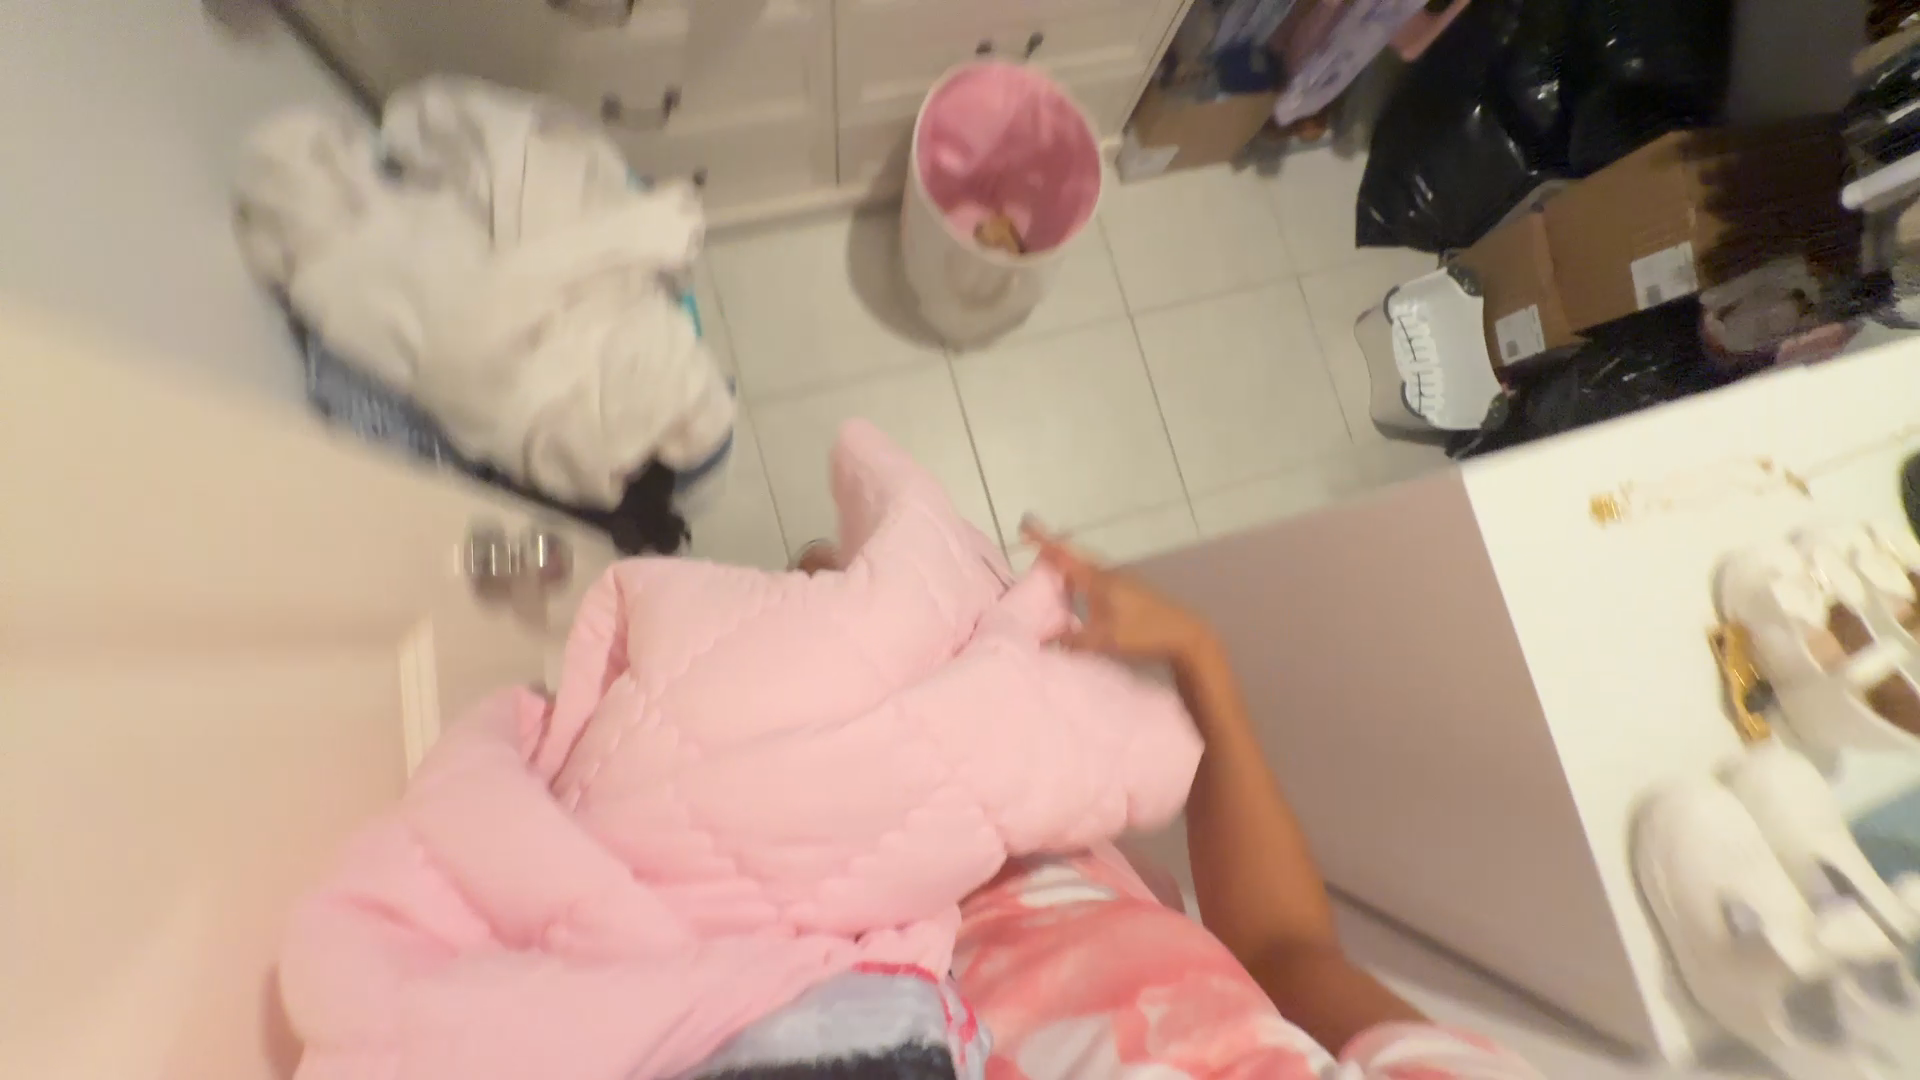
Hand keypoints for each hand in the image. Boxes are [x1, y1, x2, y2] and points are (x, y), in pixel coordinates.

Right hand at [1023, 519, 1216, 665]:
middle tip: (1033, 541)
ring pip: (1087, 564)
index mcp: (1098, 580)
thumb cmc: (1144, 633)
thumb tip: (1040, 642)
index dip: (1043, 539)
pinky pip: (1096, 574)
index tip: (1025, 523)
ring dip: (1069, 560)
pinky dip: (1081, 574)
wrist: (1186, 635)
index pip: (1064, 555)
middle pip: (1075, 554)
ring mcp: (1121, 580)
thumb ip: (1071, 641)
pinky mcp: (1129, 590)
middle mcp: (1108, 574)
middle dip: (1054, 547)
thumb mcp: (1104, 641)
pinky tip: (1080, 587)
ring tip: (1052, 563)